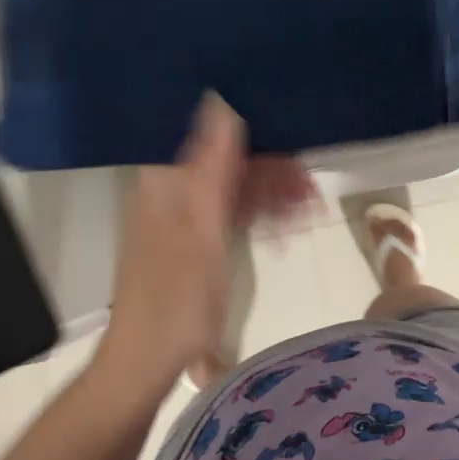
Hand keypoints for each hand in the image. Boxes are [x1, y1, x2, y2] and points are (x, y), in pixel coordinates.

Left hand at [98, 95, 315, 381]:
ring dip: (271, 197)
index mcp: (168, 180)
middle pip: (229, 163)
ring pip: (234, 190)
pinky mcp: (194, 242)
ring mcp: (183, 218)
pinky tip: (284, 233)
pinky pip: (231, 217)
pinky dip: (257, 219)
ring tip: (309, 213)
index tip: (293, 143)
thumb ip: (212, 165)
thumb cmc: (175, 298)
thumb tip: (219, 98)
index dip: (255, 135)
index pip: (214, 135)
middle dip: (272, 171)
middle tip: (311, 192)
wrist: (147, 361)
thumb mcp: (201, 228)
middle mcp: (173, 190)